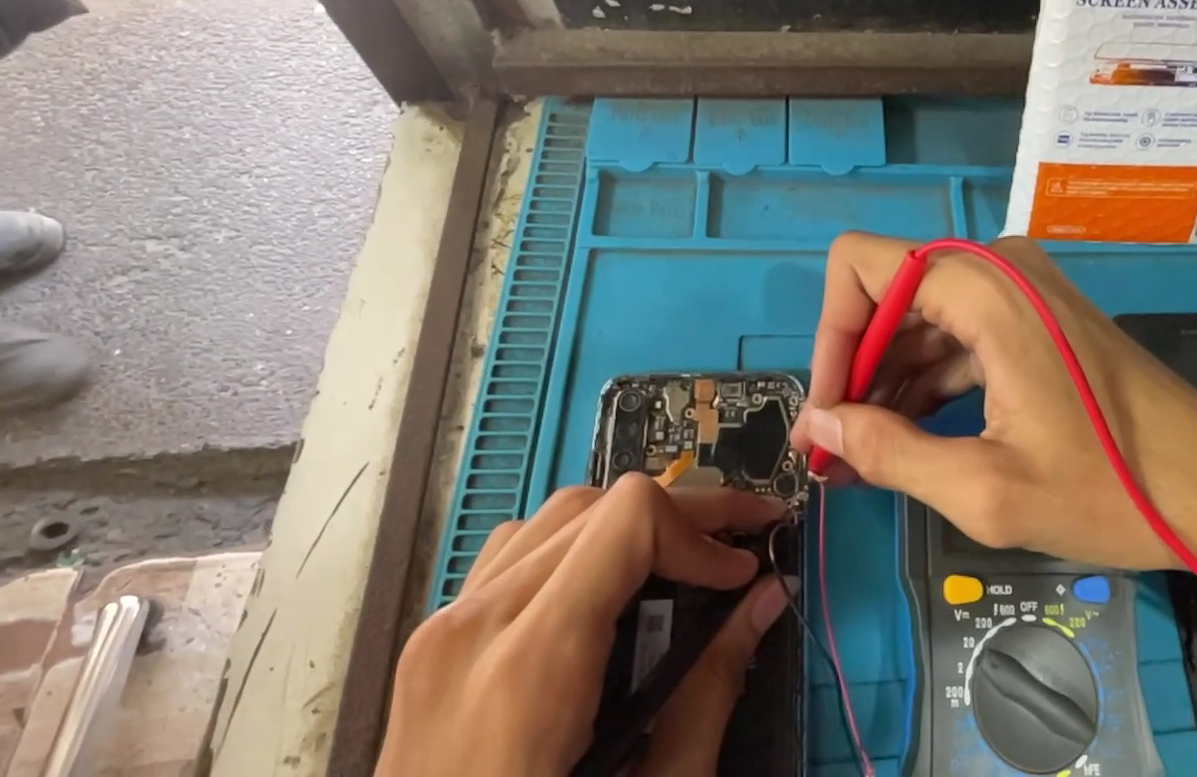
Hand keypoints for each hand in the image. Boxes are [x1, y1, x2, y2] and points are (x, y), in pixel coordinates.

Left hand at [375, 476, 791, 776]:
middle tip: (738, 548)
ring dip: (630, 526)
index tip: (742, 572)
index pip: (627, 521)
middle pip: (598, 505)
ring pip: (557, 515)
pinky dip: (576, 546)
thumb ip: (710, 690)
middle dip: (683, 516)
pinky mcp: (432, 641)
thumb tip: (764, 598)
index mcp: (529, 669)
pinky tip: (606, 592)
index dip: (702, 529)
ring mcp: (442, 628)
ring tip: (682, 565)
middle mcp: (474, 626)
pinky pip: (514, 551)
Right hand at [788, 232, 1196, 569]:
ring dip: (887, 382)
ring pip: (921, 319)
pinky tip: (910, 437)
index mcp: (986, 288)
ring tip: (865, 455)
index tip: (828, 413)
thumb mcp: (987, 489)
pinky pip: (958, 336)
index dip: (830, 338)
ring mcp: (1023, 292)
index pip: (862, 268)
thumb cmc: (1112, 489)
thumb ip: (888, 452)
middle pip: (889, 294)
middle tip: (836, 446)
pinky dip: (927, 382)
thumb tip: (817, 423)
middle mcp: (1000, 269)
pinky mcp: (1036, 321)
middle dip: (855, 369)